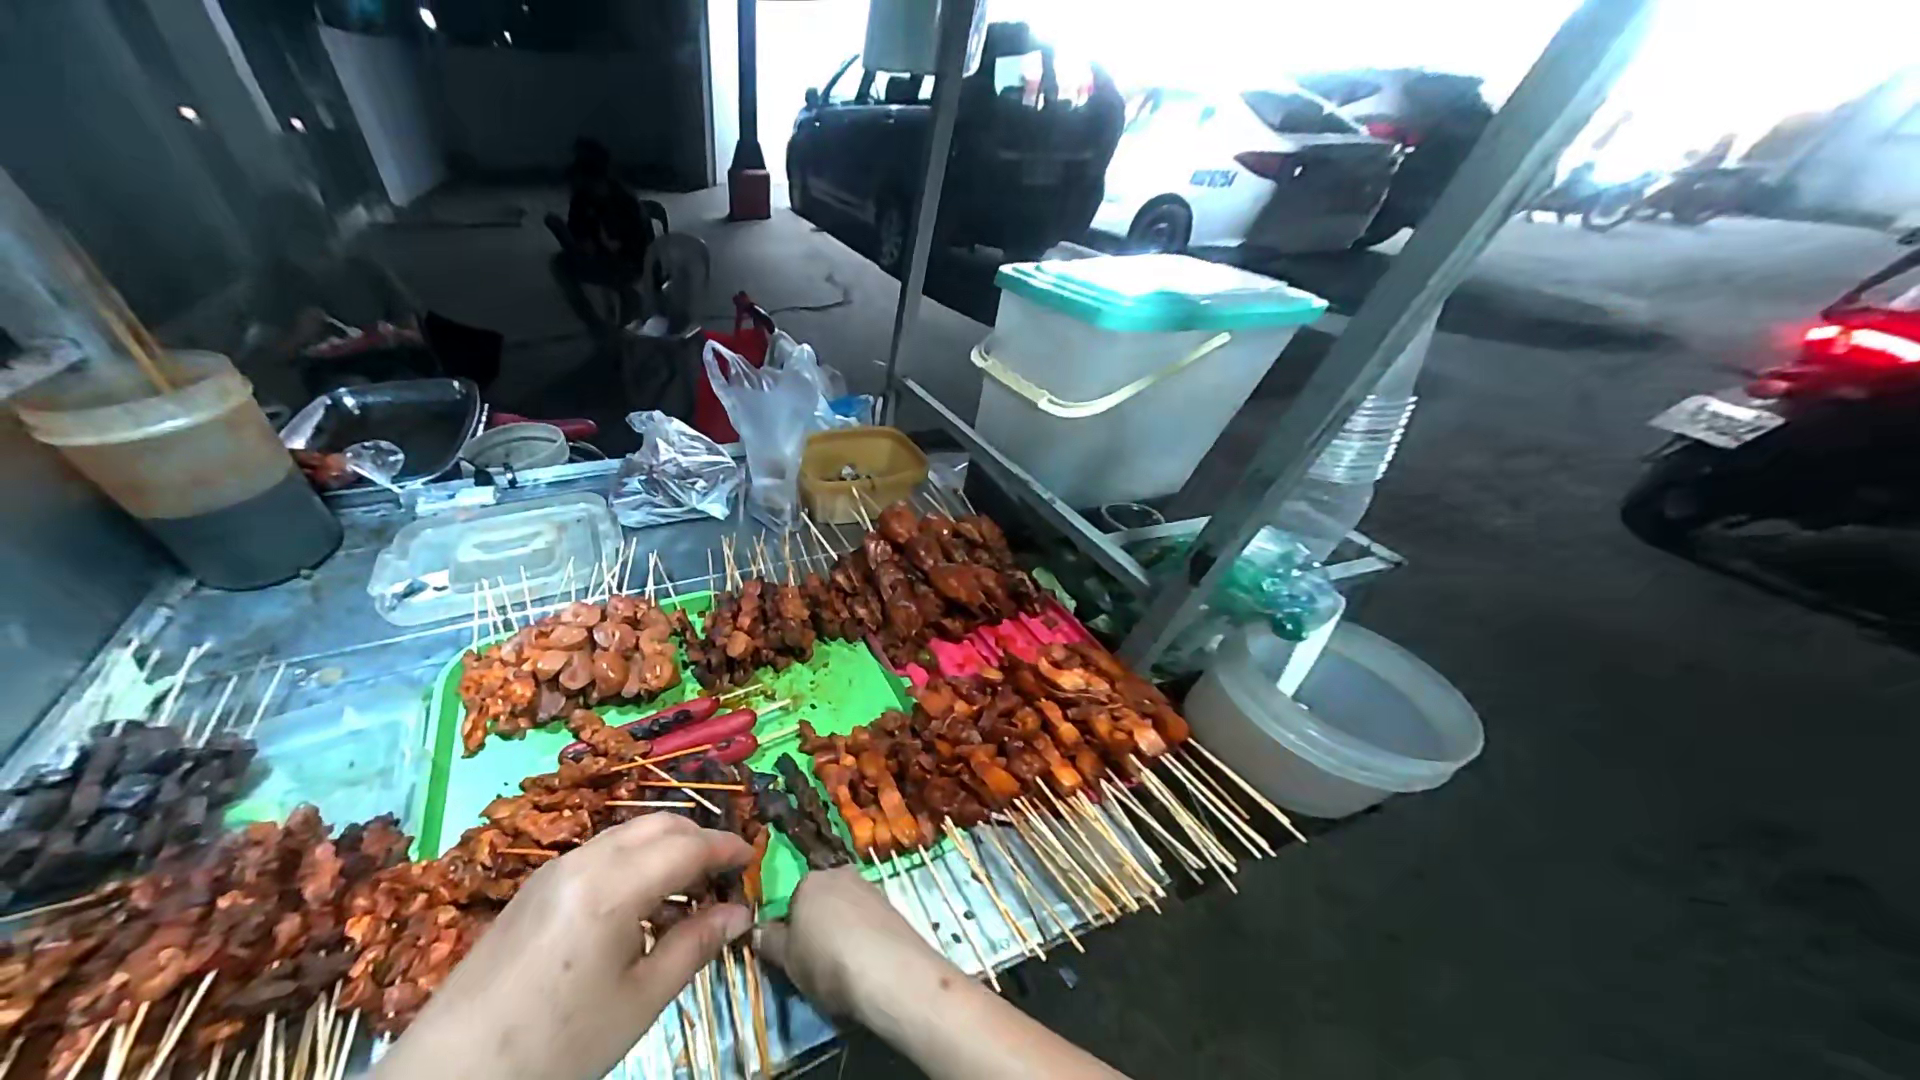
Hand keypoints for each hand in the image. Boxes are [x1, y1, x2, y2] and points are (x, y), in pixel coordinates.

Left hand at [373, 815, 752, 1079]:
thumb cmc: (555, 1048)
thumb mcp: (639, 1001)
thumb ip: (695, 945)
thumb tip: (741, 913)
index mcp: (613, 885)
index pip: (688, 846)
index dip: (726, 848)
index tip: (752, 859)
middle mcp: (584, 860)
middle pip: (659, 825)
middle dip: (699, 839)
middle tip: (723, 873)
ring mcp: (553, 871)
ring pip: (629, 834)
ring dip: (666, 846)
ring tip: (686, 889)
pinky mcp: (533, 888)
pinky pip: (600, 852)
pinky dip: (635, 859)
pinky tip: (639, 902)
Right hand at [754, 865, 950, 1020]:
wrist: (888, 969)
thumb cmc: (826, 960)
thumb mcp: (785, 959)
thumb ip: (769, 940)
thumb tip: (758, 929)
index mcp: (809, 880)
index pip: (791, 900)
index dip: (789, 928)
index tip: (791, 954)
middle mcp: (840, 874)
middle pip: (822, 899)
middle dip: (817, 923)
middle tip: (816, 959)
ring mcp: (870, 887)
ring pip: (846, 907)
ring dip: (842, 928)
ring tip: (843, 964)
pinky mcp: (892, 905)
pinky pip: (868, 918)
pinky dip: (863, 934)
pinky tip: (865, 960)